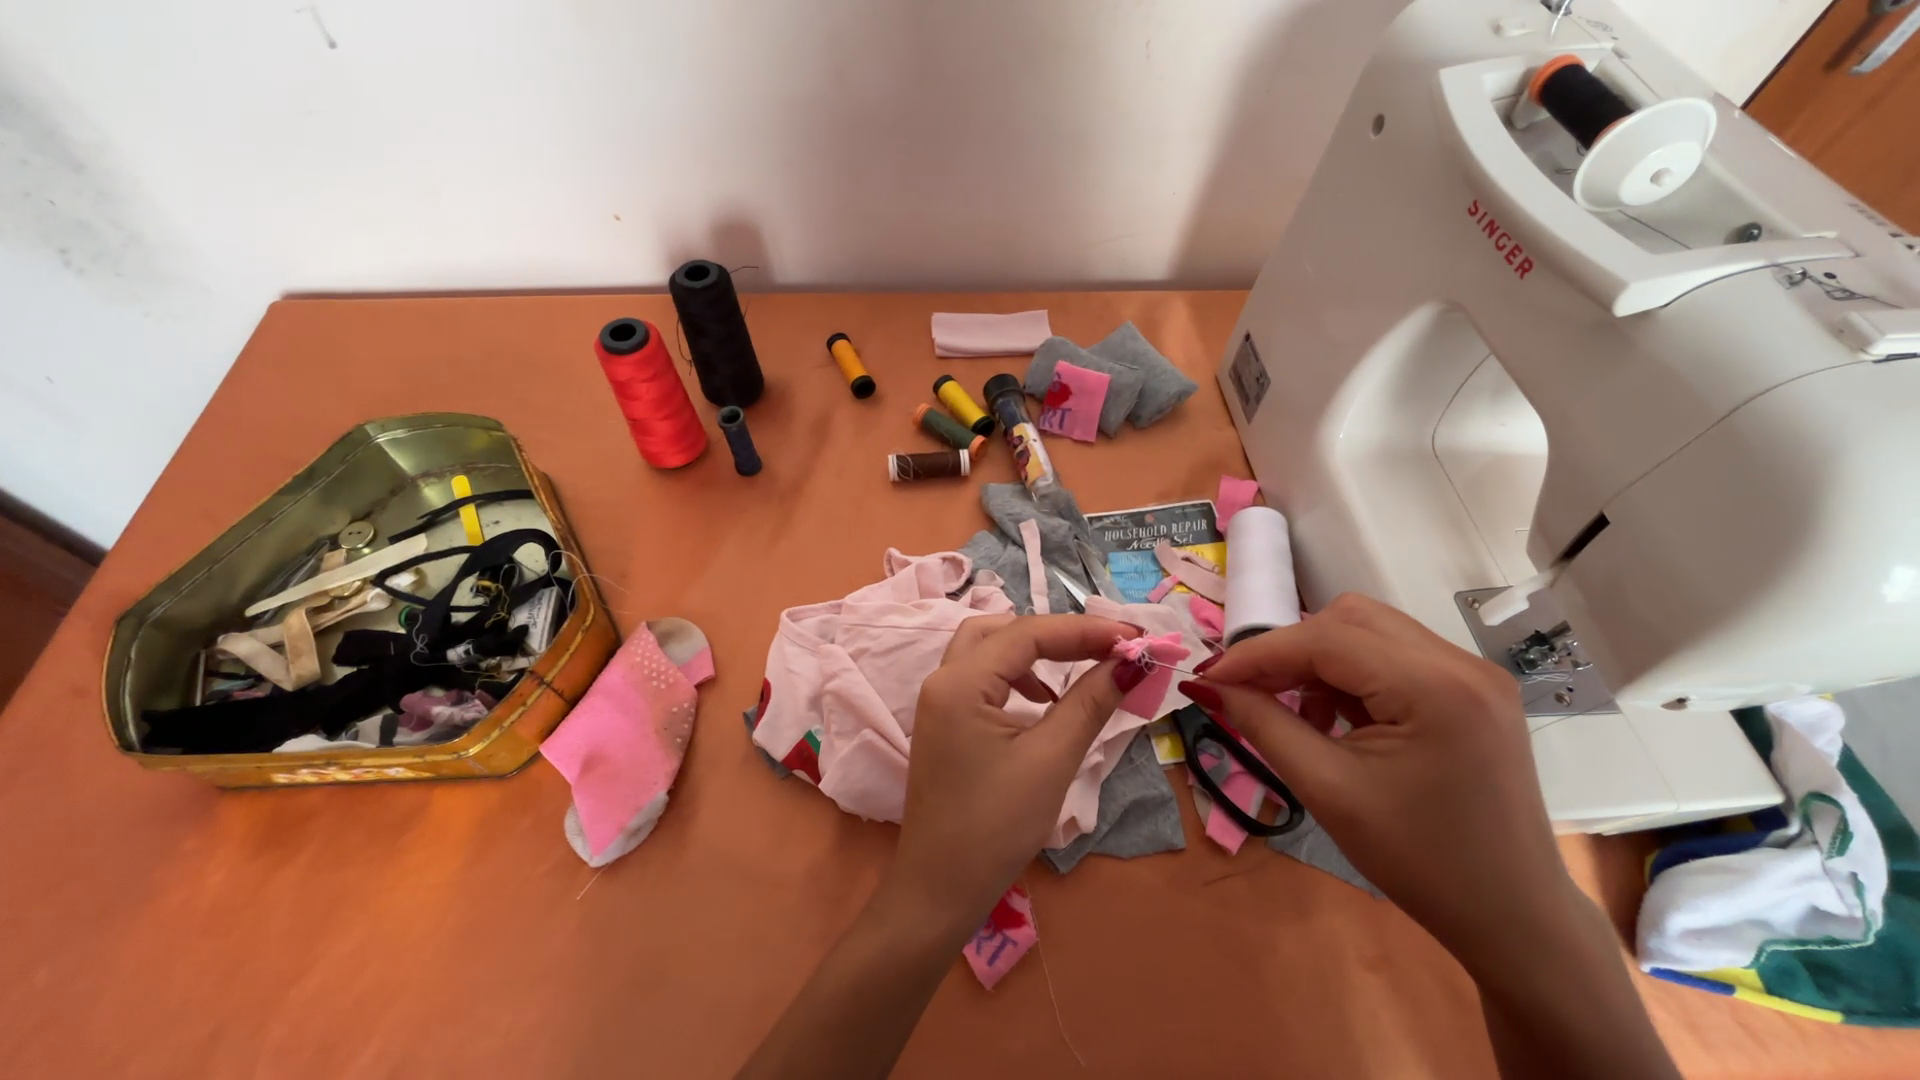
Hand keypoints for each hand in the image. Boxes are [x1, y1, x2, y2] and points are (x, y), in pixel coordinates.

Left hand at [883, 614, 1139, 937]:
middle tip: (1106, 648)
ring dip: (1034, 653)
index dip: (1085, 629)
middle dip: (1057, 634)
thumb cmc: (997, 826)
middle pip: (1001, 630)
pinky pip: (981, 679)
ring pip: (987, 651)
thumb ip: (1090, 701)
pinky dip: (1016, 677)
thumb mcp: (1052, 759)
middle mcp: (942, 681)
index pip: (1028, 633)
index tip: (1135, 637)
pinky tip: (1043, 703)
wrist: (939, 889)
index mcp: (961, 682)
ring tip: (1079, 672)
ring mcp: (938, 703)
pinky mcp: (944, 725)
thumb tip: (1131, 662)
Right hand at [1180, 593, 1569, 957]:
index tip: (1209, 678)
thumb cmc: (1417, 861)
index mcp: (1435, 687)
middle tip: (1249, 691)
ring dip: (1318, 659)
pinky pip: (1394, 657)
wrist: (1510, 914)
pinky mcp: (1473, 691)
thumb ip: (1263, 724)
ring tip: (1291, 708)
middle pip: (1350, 619)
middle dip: (1290, 649)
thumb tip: (1209, 685)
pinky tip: (1333, 717)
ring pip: (1371, 631)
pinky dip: (1351, 674)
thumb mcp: (1327, 790)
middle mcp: (1461, 663)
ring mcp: (1474, 674)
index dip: (1259, 652)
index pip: (1326, 638)